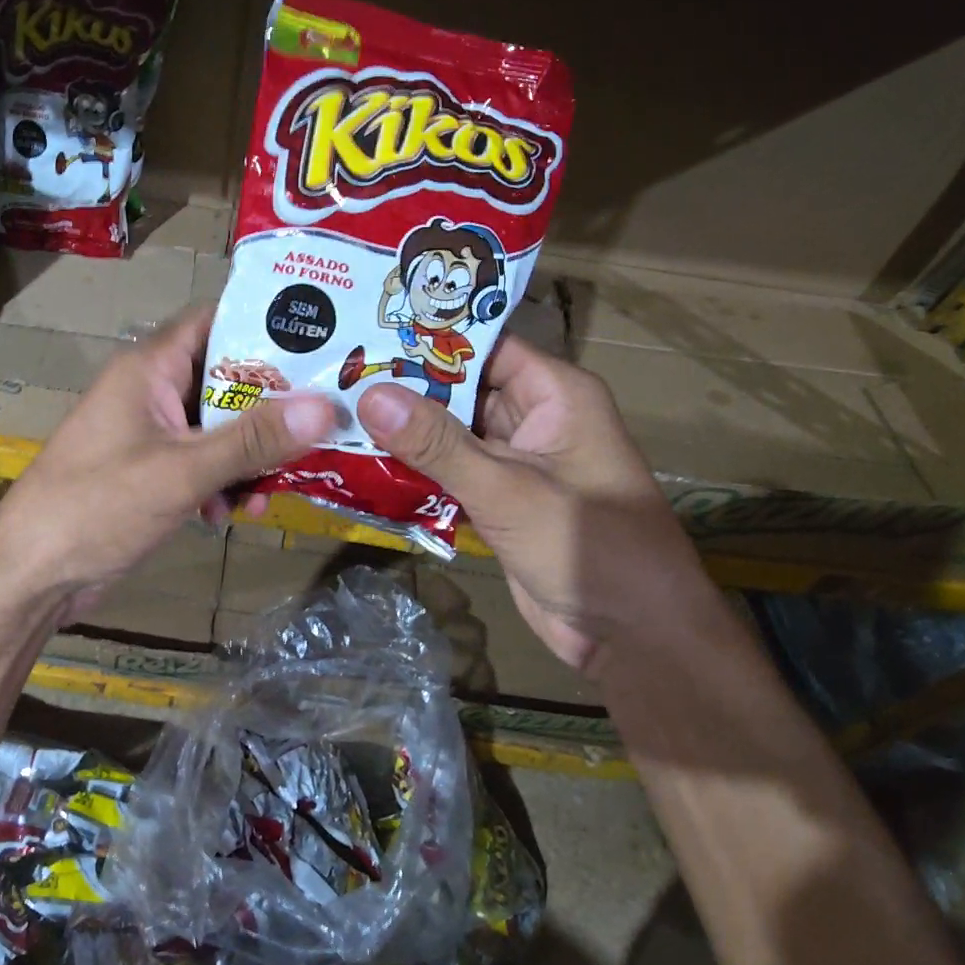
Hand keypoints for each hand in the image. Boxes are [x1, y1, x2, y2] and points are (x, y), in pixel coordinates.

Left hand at [0, 305, 335, 622]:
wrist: (33, 574)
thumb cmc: (98, 507)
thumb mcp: (181, 472)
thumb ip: (252, 440)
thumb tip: (326, 406)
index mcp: (148, 369)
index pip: (213, 321)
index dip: (264, 326)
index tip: (321, 342)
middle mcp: (148, 393)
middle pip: (224, 381)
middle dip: (269, 409)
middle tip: (321, 425)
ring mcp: (147, 436)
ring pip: (217, 429)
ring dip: (248, 457)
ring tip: (271, 489)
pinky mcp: (147, 475)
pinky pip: (199, 465)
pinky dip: (220, 485)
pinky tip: (230, 516)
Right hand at [357, 336, 711, 675]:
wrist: (631, 633)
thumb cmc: (587, 546)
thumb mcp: (506, 490)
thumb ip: (437, 444)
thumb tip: (370, 394)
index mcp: (555, 395)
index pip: (484, 345)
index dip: (427, 337)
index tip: (363, 331)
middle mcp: (535, 418)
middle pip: (459, 388)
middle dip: (402, 387)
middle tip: (333, 376)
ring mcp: (516, 462)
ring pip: (450, 433)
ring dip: (403, 433)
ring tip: (334, 415)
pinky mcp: (499, 500)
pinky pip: (450, 472)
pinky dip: (414, 471)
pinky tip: (360, 466)